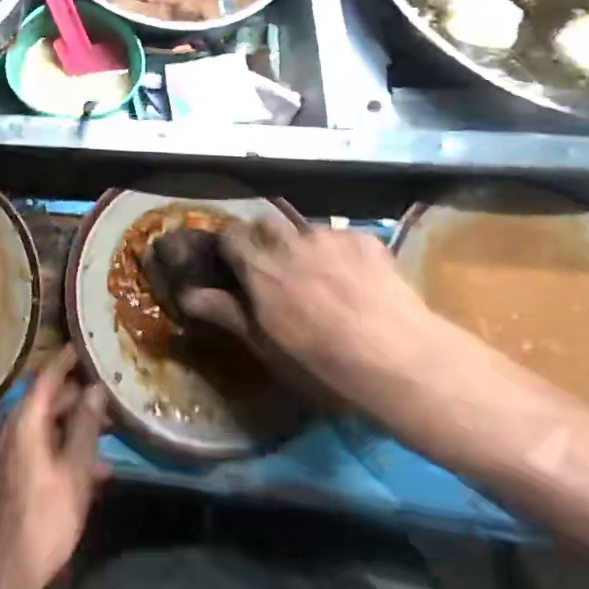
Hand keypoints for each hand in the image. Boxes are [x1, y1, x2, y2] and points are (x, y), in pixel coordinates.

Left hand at [0, 346, 108, 588]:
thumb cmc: (42, 516)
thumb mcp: (73, 471)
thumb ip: (85, 427)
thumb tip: (95, 389)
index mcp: (23, 418)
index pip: (46, 377)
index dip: (65, 360)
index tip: (81, 345)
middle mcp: (7, 425)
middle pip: (43, 402)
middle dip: (75, 401)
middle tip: (104, 400)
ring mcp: (0, 449)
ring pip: (40, 428)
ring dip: (70, 431)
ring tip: (103, 442)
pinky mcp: (0, 472)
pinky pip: (32, 448)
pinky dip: (56, 450)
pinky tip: (83, 472)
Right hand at [179, 216, 435, 403]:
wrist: (401, 359)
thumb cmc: (323, 361)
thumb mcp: (266, 345)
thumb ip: (226, 312)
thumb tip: (186, 295)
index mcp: (257, 264)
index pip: (230, 235)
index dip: (232, 250)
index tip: (237, 268)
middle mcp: (287, 239)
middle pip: (266, 226)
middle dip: (267, 243)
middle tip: (280, 273)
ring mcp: (328, 236)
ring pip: (304, 230)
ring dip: (304, 247)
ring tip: (322, 277)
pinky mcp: (365, 238)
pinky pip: (341, 238)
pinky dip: (340, 253)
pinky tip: (356, 280)